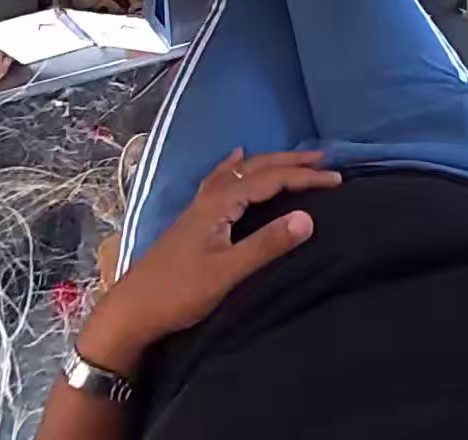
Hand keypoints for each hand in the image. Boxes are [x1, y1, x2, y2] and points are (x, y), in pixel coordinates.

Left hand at [78, 149, 339, 373]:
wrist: (130, 311)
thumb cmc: (178, 293)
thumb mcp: (226, 273)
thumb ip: (267, 245)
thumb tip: (309, 216)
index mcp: (223, 201)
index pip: (273, 179)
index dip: (306, 178)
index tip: (337, 179)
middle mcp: (213, 193)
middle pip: (259, 167)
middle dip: (293, 163)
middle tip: (324, 161)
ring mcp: (202, 202)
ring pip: (243, 170)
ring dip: (271, 163)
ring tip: (294, 159)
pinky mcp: (196, 215)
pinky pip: (224, 176)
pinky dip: (237, 165)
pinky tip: (236, 158)